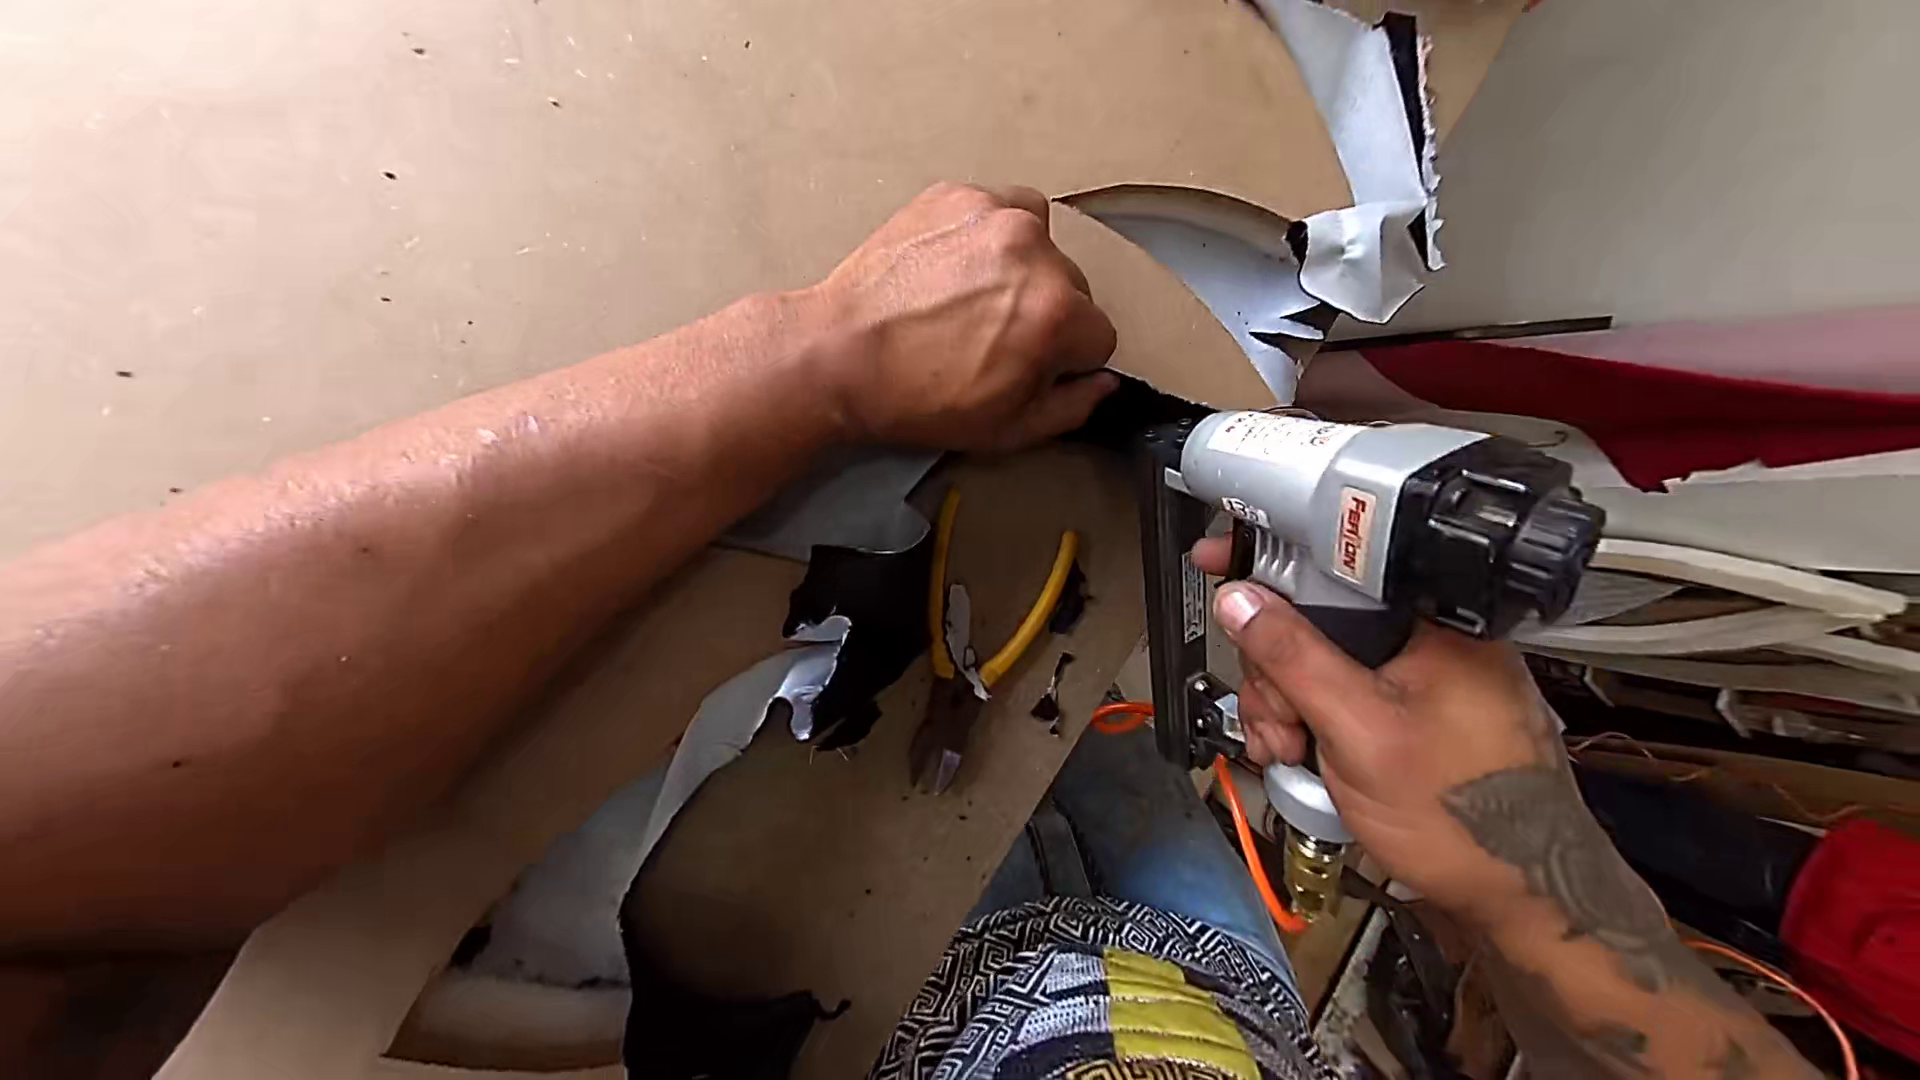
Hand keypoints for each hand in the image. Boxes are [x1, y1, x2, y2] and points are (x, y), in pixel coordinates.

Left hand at [803, 182, 1119, 451]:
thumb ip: (1070, 409)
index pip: (1100, 335)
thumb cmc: (918, 402)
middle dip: (1048, 317)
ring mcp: (994, 215)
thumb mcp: (1005, 431)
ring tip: (977, 301)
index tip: (1034, 367)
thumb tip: (1104, 384)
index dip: (1068, 360)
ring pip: (1044, 246)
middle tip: (995, 338)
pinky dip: (994, 238)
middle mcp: (1036, 252)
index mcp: (1056, 315)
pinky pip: (1004, 212)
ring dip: (1027, 274)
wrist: (838, 356)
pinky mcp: (957, 195)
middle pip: (1074, 289)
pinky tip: (961, 269)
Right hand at [1194, 538, 1580, 927]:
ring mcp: (1402, 673)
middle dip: (1273, 674)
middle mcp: (1417, 639)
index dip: (1265, 566)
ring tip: (1291, 748)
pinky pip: (1319, 689)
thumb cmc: (1466, 818)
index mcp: (1430, 624)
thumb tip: (1238, 601)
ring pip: (1302, 658)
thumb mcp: (1360, 730)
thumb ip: (1293, 659)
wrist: (1517, 896)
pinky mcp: (1389, 702)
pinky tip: (1298, 750)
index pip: (1331, 567)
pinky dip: (1295, 718)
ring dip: (1278, 704)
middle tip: (1282, 722)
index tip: (1214, 558)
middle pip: (1302, 619)